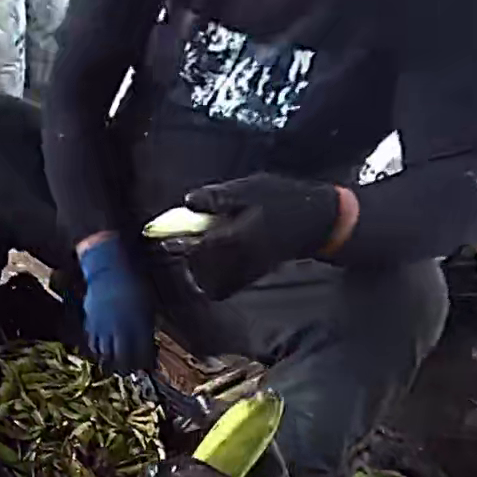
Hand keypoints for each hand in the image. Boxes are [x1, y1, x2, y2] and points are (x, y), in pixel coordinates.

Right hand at [77, 238, 155, 371]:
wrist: (109, 269)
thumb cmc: (134, 286)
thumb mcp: (148, 308)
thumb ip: (147, 330)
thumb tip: (149, 351)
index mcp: (140, 325)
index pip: (143, 356)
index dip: (146, 364)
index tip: (147, 366)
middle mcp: (121, 330)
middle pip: (123, 362)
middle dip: (128, 368)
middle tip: (131, 369)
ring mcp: (104, 329)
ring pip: (107, 357)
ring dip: (113, 362)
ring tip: (117, 361)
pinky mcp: (91, 325)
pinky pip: (94, 346)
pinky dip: (100, 351)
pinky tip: (105, 348)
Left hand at [177, 175, 343, 299]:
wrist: (316, 222)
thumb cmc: (283, 198)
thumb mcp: (252, 188)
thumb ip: (219, 197)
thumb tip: (188, 200)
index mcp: (237, 235)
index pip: (198, 244)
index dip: (177, 242)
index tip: (160, 239)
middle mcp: (239, 259)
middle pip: (200, 266)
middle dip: (186, 254)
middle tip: (174, 242)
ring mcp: (246, 271)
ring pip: (209, 280)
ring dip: (197, 268)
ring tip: (193, 250)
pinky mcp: (251, 278)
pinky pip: (223, 288)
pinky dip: (211, 280)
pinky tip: (210, 264)